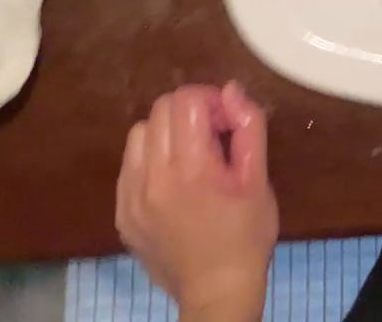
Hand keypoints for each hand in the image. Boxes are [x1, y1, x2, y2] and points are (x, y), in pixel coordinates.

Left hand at [116, 83, 276, 320]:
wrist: (216, 291)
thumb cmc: (246, 232)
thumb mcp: (259, 176)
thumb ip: (249, 125)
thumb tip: (231, 90)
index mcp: (191, 168)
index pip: (186, 100)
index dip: (212, 100)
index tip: (227, 122)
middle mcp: (152, 179)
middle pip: (161, 109)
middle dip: (191, 111)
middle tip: (213, 136)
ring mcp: (131, 198)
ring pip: (140, 132)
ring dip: (167, 132)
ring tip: (190, 155)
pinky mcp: (122, 213)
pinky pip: (129, 164)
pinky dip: (151, 158)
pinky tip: (173, 179)